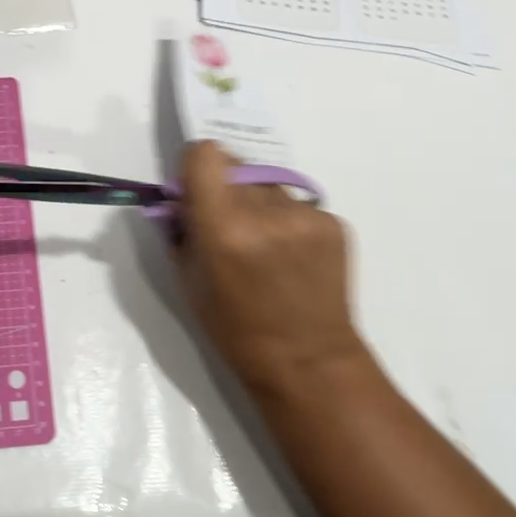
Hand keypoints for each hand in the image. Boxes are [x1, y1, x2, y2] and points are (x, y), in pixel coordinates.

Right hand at [174, 141, 365, 390]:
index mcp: (224, 227)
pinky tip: (292, 257)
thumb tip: (181, 194)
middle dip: (224, 186)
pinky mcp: (334, 223)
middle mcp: (266, 212)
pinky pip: (296, 203)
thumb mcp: (189, 278)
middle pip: (235, 164)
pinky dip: (286, 221)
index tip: (195, 189)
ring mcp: (305, 216)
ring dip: (257, 203)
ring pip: (266, 184)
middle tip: (227, 222)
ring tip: (264, 247)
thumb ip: (183, 226)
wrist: (308, 363)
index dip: (195, 166)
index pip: (206, 153)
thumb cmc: (235, 327)